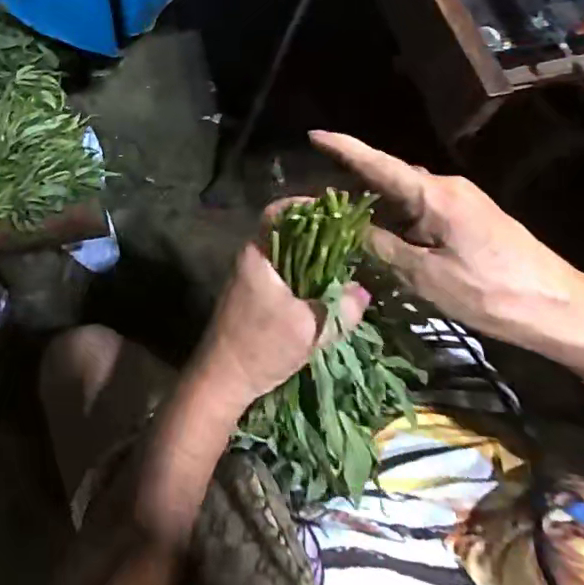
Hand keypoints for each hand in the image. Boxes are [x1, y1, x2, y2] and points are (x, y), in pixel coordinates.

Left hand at [191, 211, 369, 413]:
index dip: (307, 206)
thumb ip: (340, 307)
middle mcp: (250, 261)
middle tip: (353, 238)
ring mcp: (250, 280)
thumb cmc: (260, 346)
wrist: (221, 378)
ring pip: (287, 259)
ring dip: (314, 260)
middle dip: (319, 234)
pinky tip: (328, 292)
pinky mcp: (254, 299)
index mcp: (257, 256)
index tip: (338, 210)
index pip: (278, 213)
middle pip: (286, 234)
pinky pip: (284, 278)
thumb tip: (361, 290)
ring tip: (348, 264)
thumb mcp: (310, 328)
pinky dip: (305, 280)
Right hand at [309, 130, 583, 364]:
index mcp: (435, 195)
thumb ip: (382, 247)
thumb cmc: (494, 292)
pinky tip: (378, 237)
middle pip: (388, 178)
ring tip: (338, 222)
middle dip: (350, 183)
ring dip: (372, 206)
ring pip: (403, 196)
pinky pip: (419, 209)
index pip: (379, 165)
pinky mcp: (469, 218)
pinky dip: (393, 219)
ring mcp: (461, 202)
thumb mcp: (427, 275)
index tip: (313, 134)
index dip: (344, 149)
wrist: (566, 311)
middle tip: (314, 202)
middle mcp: (446, 188)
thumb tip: (346, 229)